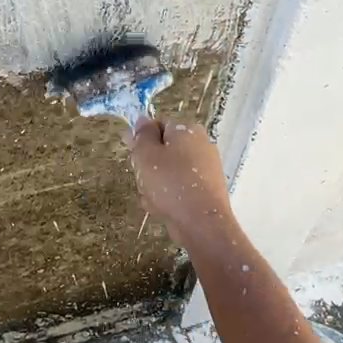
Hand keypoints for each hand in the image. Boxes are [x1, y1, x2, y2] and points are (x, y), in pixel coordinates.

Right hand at [128, 117, 232, 241]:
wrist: (202, 223)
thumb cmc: (170, 182)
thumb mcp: (146, 154)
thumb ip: (142, 134)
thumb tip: (142, 120)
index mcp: (188, 130)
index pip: (158, 126)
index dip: (142, 140)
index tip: (134, 156)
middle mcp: (201, 144)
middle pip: (164, 150)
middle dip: (149, 165)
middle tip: (142, 178)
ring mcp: (207, 169)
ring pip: (170, 171)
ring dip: (156, 184)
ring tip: (152, 197)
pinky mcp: (208, 191)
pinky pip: (181, 188)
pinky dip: (170, 196)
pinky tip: (163, 209)